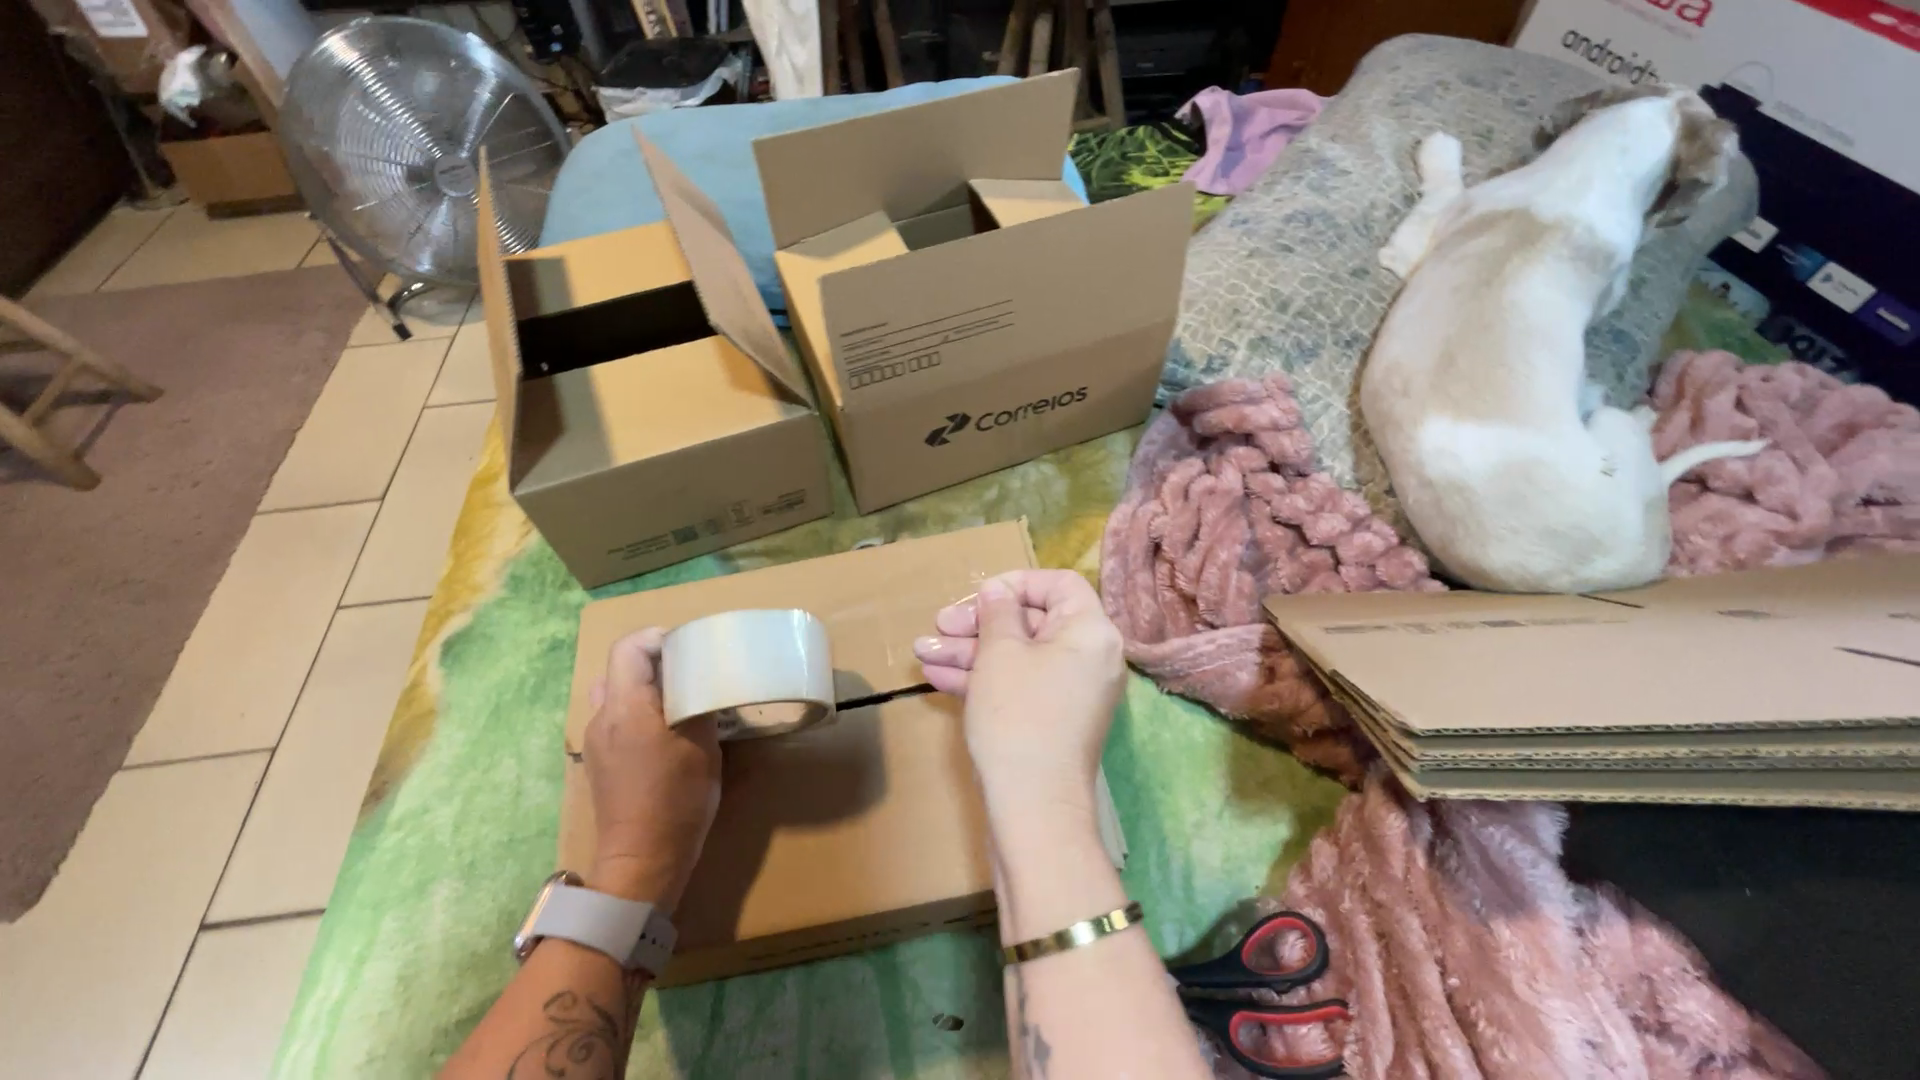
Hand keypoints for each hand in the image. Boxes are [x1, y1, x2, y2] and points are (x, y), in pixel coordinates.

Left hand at [582, 628, 721, 912]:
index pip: (629, 647)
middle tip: (692, 674)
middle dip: (656, 664)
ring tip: (680, 704)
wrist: (643, 858)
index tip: (690, 648)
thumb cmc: (678, 798)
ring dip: (646, 689)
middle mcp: (602, 717)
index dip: (659, 638)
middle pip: (621, 668)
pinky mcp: (600, 762)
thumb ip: (698, 703)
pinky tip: (666, 734)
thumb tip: (702, 680)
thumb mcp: (703, 745)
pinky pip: (617, 720)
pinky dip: (639, 713)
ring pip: (617, 694)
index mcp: (626, 706)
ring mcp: (596, 741)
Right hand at [913, 571, 1125, 813]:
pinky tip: (938, 678)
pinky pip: (1019, 685)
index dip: (1016, 583)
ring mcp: (1071, 693)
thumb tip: (997, 592)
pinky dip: (983, 679)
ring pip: (1019, 657)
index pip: (1059, 585)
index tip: (978, 597)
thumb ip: (997, 613)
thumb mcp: (1000, 654)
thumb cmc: (1018, 716)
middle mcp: (1089, 658)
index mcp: (1091, 632)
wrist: (1033, 808)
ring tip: (922, 652)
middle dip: (979, 623)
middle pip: (1032, 622)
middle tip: (938, 625)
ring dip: (970, 652)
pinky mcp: (1053, 721)